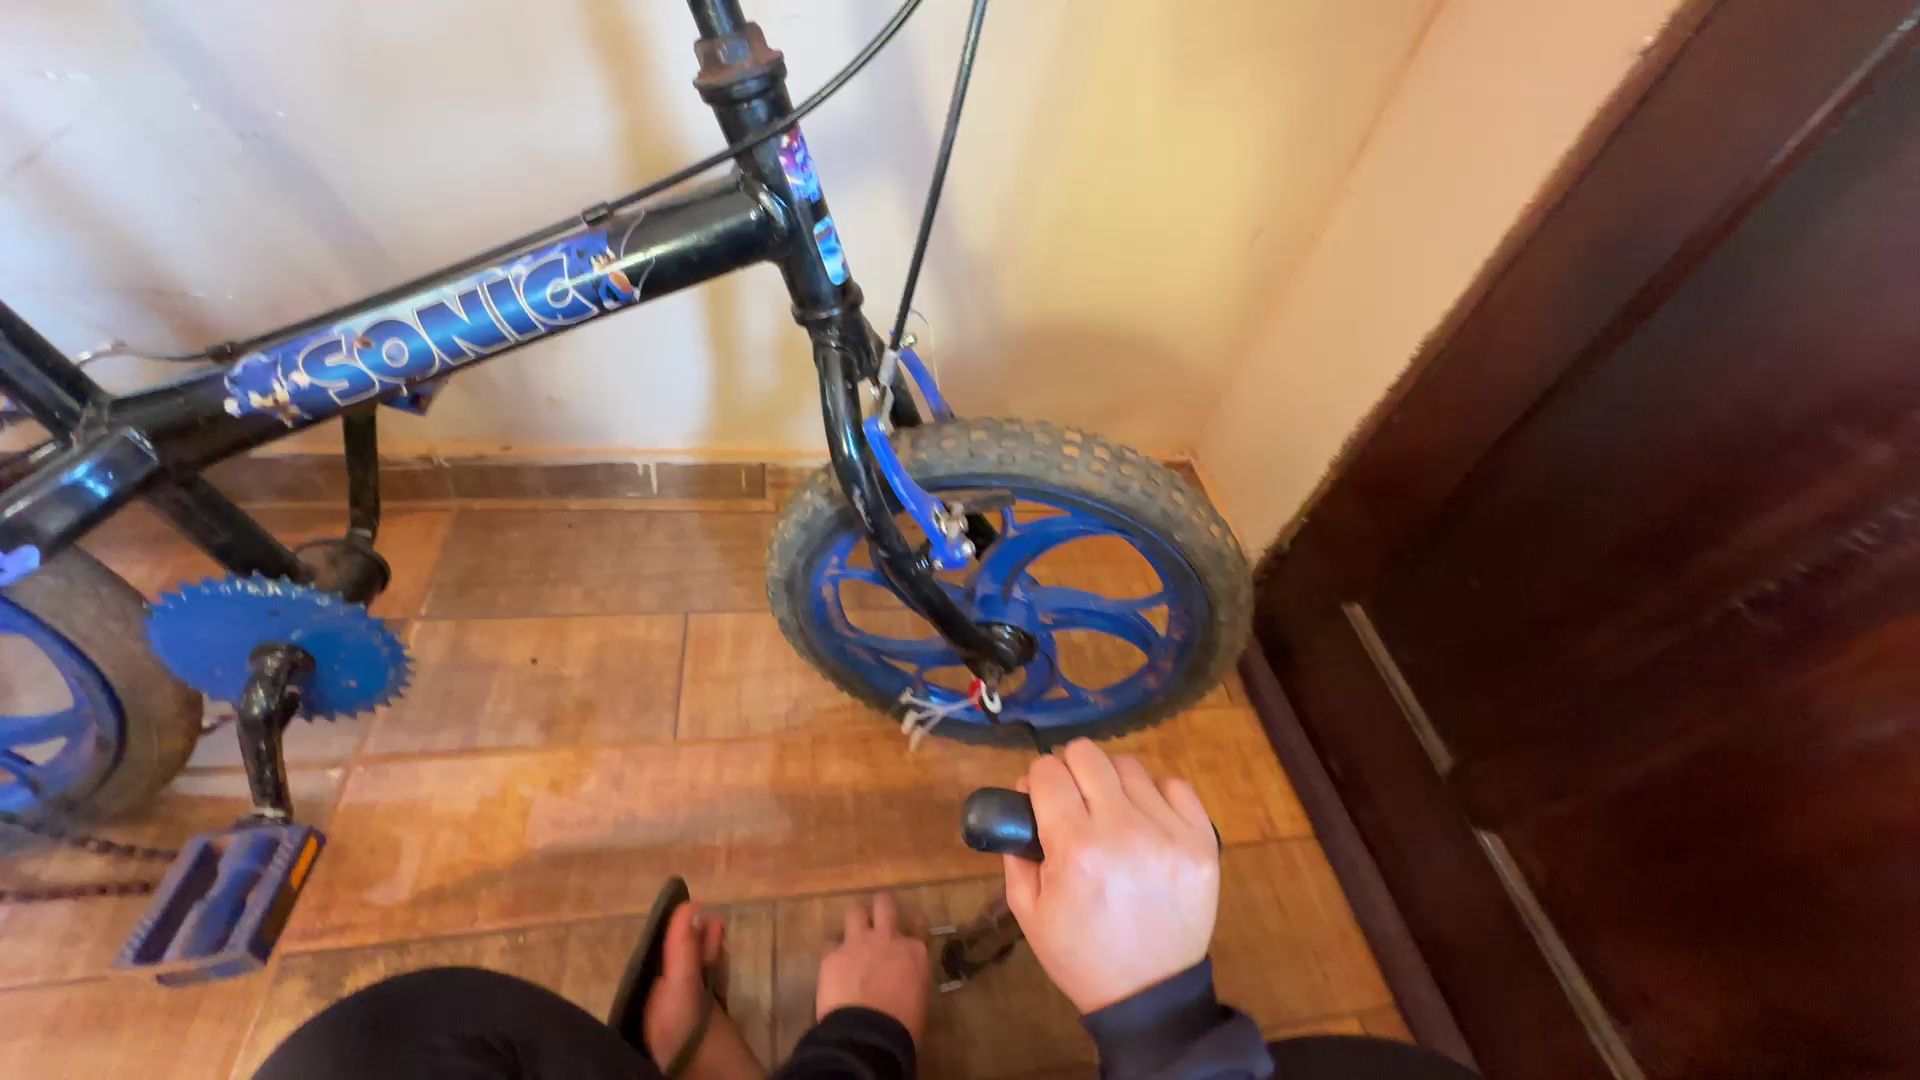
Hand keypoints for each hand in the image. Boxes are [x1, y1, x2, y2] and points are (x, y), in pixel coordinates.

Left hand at [815, 892, 930, 1042]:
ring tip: (854, 931)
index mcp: (913, 952)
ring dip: (856, 920)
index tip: (912, 926)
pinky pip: (831, 943)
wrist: (866, 1036)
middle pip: (884, 902)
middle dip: (882, 903)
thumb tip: (905, 977)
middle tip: (879, 912)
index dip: (914, 923)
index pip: (919, 924)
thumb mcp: (919, 999)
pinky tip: (833, 963)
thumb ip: (913, 977)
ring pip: (855, 911)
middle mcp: (886, 938)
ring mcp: (857, 943)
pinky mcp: (832, 955)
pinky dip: (834, 951)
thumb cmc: (902, 1026)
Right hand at [1003, 739, 1219, 1012]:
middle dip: (1071, 770)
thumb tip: (1024, 790)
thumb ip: (1017, 844)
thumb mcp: (1027, 908)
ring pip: (1129, 766)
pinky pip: (1175, 785)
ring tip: (1112, 816)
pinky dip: (1155, 796)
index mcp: (1076, 848)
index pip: (1048, 770)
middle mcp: (1123, 831)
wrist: (1150, 996)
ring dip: (1112, 784)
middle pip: (1088, 754)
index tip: (1042, 797)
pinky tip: (1147, 822)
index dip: (1038, 779)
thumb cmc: (1080, 953)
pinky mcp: (1202, 842)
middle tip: (1074, 801)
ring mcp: (1169, 834)